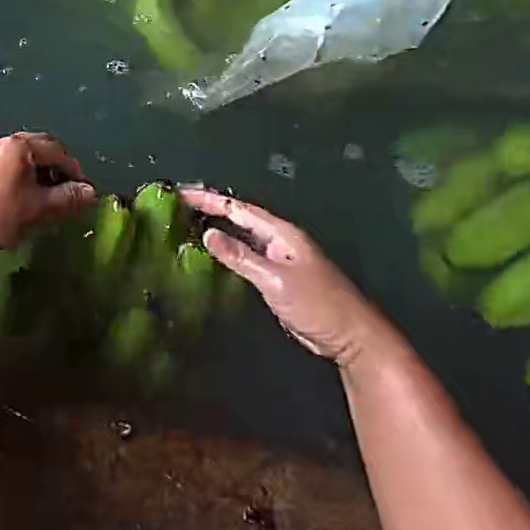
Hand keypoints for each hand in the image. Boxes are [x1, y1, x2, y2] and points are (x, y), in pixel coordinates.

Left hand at [0, 133, 96, 255]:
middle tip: (69, 191)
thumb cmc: (0, 215)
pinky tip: (28, 194)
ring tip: (49, 195)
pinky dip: (26, 173)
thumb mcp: (40, 208)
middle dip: (59, 168)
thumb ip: (69, 197)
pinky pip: (12, 162)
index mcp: (20, 146)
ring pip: (27, 155)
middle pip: (42, 148)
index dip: (74, 171)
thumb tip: (92, 193)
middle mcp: (5, 141)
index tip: (83, 192)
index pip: (58, 151)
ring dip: (43, 171)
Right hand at [181, 187, 392, 368]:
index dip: (209, 199)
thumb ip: (241, 256)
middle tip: (179, 203)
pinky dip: (226, 248)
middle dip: (210, 207)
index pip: (238, 208)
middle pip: (239, 216)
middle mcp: (278, 239)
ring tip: (188, 221)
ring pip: (241, 234)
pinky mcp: (276, 276)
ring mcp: (278, 257)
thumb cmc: (317, 304)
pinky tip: (212, 252)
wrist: (350, 336)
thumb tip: (209, 234)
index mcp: (281, 232)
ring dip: (217, 226)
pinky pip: (245, 254)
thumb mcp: (275, 279)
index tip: (181, 193)